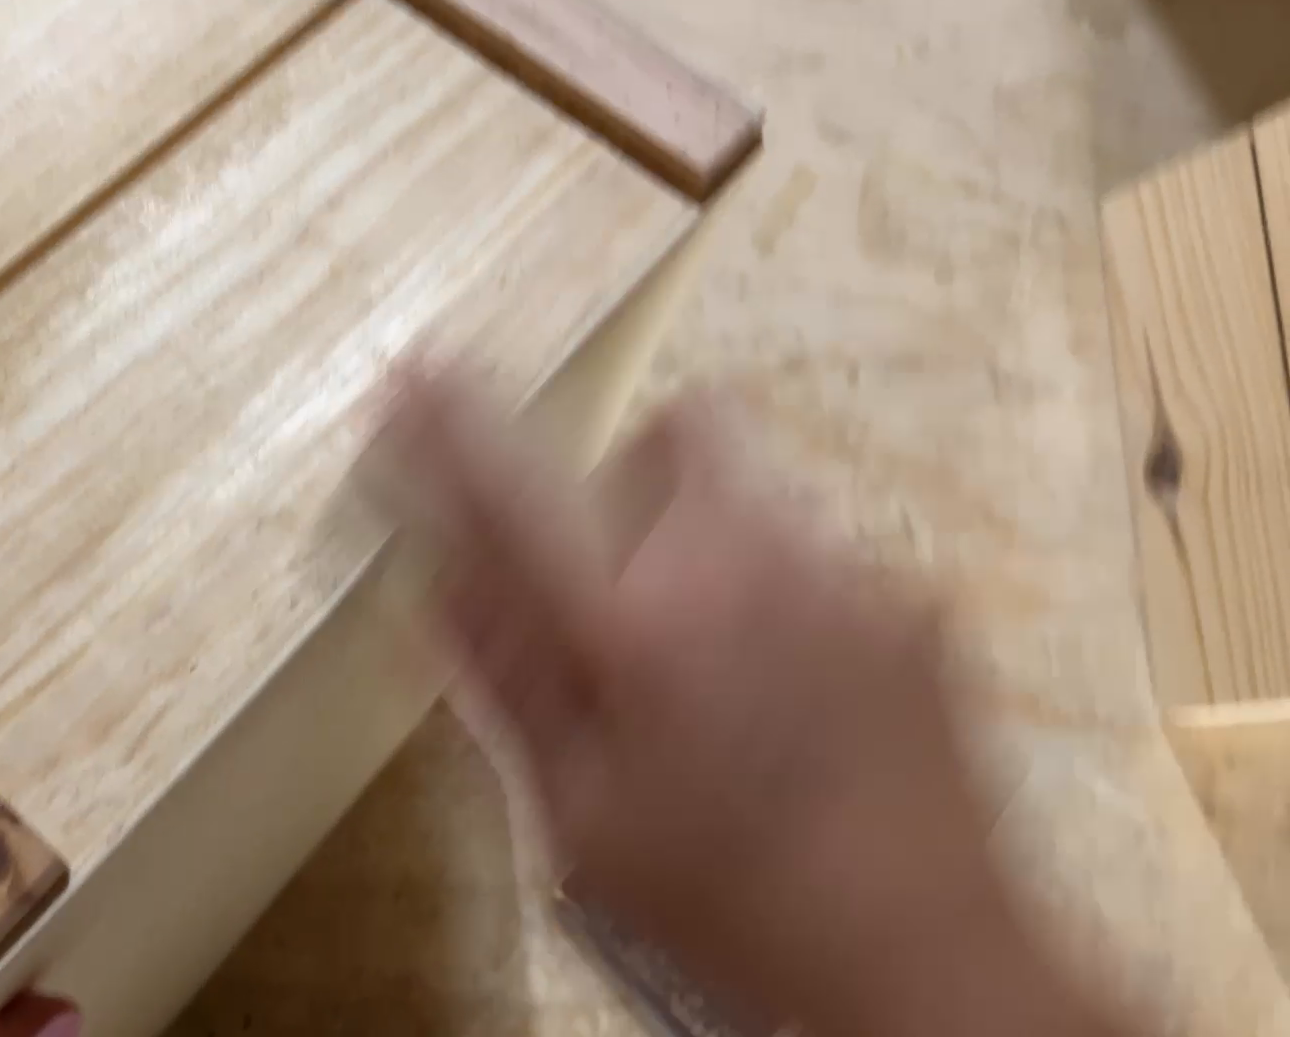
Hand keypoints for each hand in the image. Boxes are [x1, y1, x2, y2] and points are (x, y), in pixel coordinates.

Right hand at [371, 369, 1128, 1036]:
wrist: (942, 978)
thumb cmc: (728, 907)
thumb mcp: (579, 815)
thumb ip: (507, 686)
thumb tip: (431, 591)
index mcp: (637, 632)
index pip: (512, 496)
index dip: (450, 428)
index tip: (409, 375)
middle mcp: (746, 570)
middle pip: (678, 432)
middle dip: (626, 476)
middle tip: (614, 571)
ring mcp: (847, 574)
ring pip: (746, 489)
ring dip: (697, 541)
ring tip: (706, 656)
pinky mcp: (911, 601)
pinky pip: (812, 548)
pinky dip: (770, 589)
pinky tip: (786, 691)